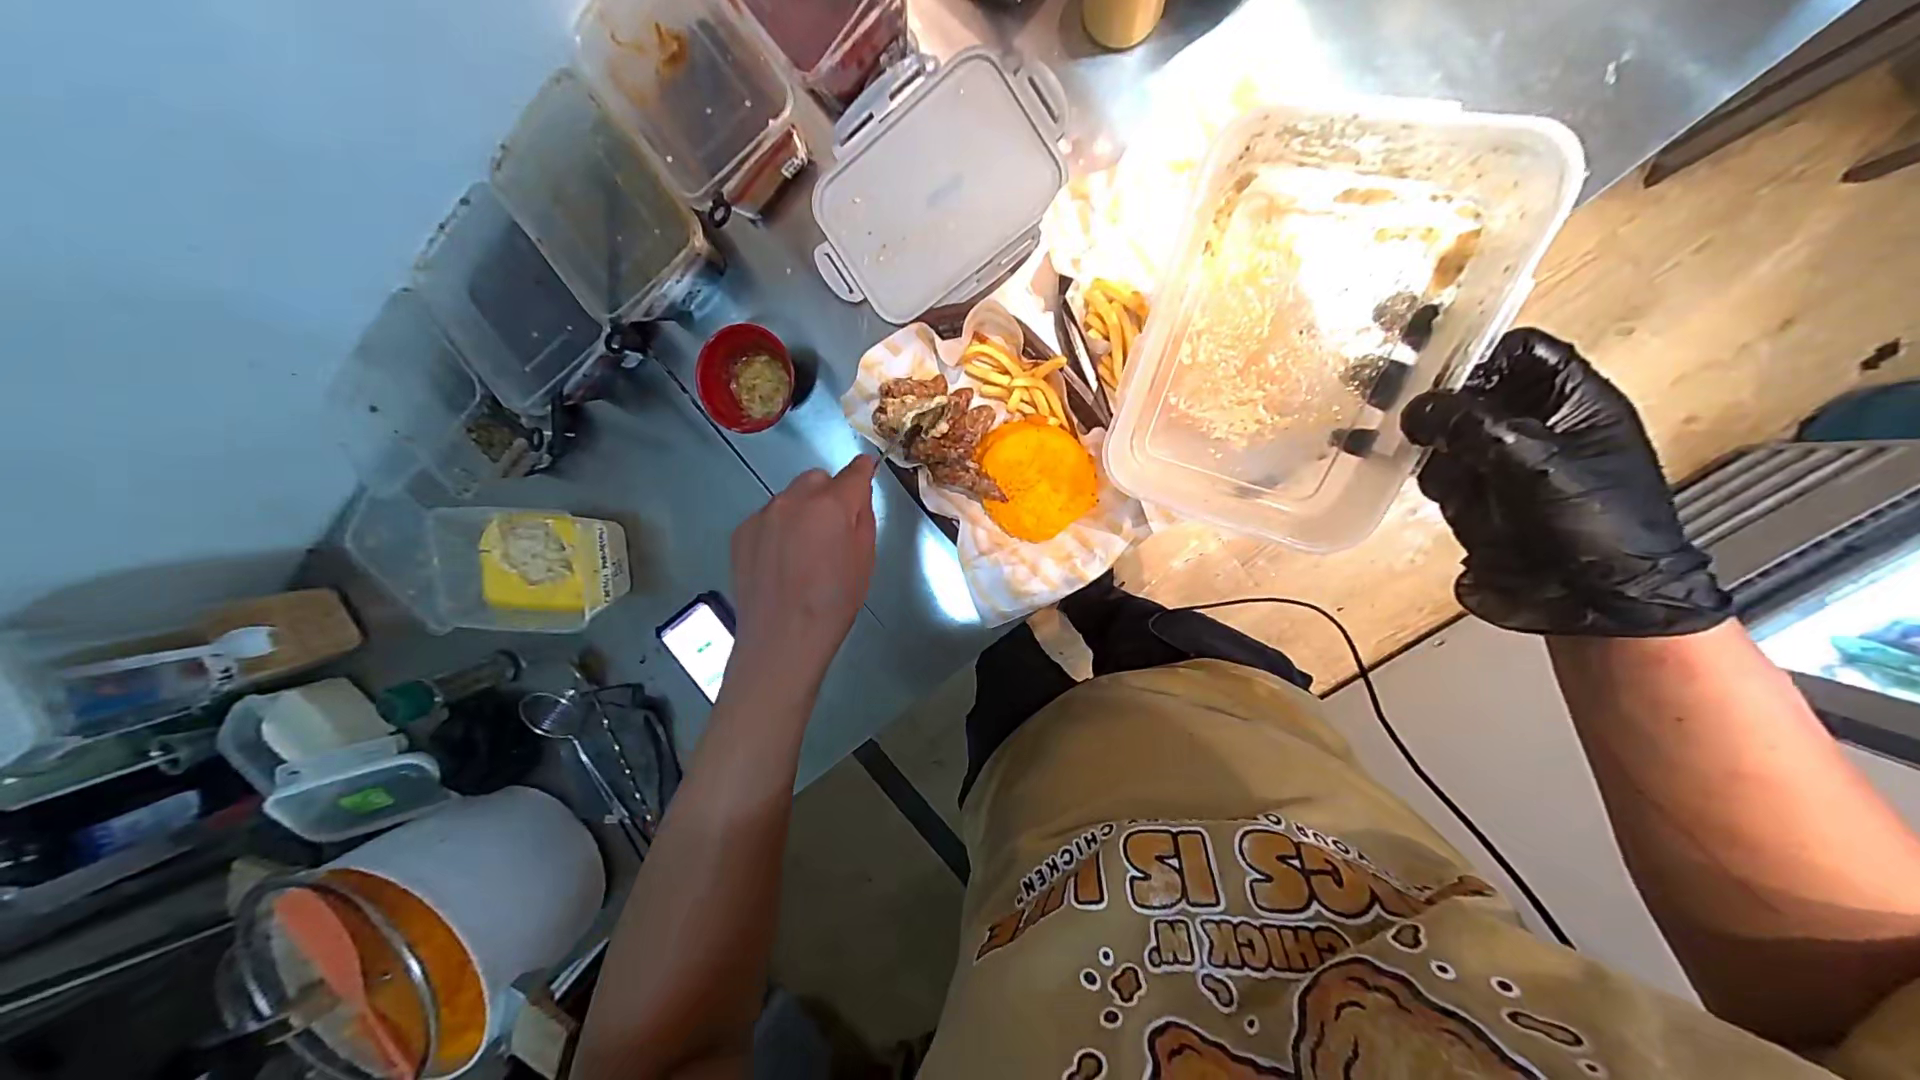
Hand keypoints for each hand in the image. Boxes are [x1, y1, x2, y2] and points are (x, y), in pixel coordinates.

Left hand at [726, 455, 878, 689]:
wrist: (782, 638)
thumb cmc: (834, 602)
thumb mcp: (865, 559)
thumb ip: (863, 516)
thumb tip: (857, 494)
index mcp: (831, 504)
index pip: (853, 471)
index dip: (863, 471)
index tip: (867, 472)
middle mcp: (793, 499)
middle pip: (817, 479)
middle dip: (828, 494)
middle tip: (833, 528)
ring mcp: (763, 514)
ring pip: (790, 498)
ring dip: (801, 511)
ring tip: (804, 551)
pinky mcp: (741, 531)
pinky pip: (768, 518)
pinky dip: (778, 529)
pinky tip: (781, 561)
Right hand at [1400, 328, 1730, 636]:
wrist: (1590, 604)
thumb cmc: (1590, 522)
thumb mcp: (1535, 462)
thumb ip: (1472, 425)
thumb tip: (1414, 407)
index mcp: (1570, 403)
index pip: (1521, 352)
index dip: (1476, 348)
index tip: (1424, 353)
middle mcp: (1529, 425)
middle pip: (1470, 389)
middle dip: (1425, 387)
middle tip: (1374, 378)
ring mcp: (1495, 462)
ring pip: (1441, 429)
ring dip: (1408, 427)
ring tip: (1372, 422)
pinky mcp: (1468, 495)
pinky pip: (1430, 467)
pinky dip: (1402, 462)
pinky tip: (1366, 452)